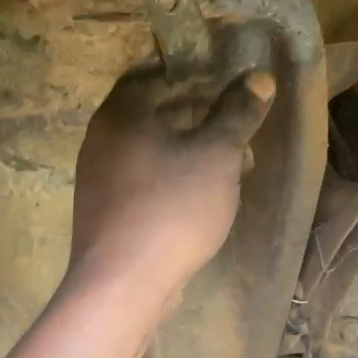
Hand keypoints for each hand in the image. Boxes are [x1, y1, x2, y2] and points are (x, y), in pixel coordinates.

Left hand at [69, 69, 275, 302]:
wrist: (123, 283)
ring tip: (228, 161)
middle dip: (194, 114)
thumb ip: (237, 114)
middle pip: (150, 113)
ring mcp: (98, 179)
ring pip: (148, 150)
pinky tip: (201, 196)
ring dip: (186, 149)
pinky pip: (142, 182)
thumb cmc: (172, 207)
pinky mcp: (105, 213)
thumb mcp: (216, 155)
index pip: (153, 76)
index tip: (225, 83)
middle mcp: (100, 140)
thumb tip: (259, 78)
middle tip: (234, 122)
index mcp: (120, 114)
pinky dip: (170, 178)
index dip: (191, 75)